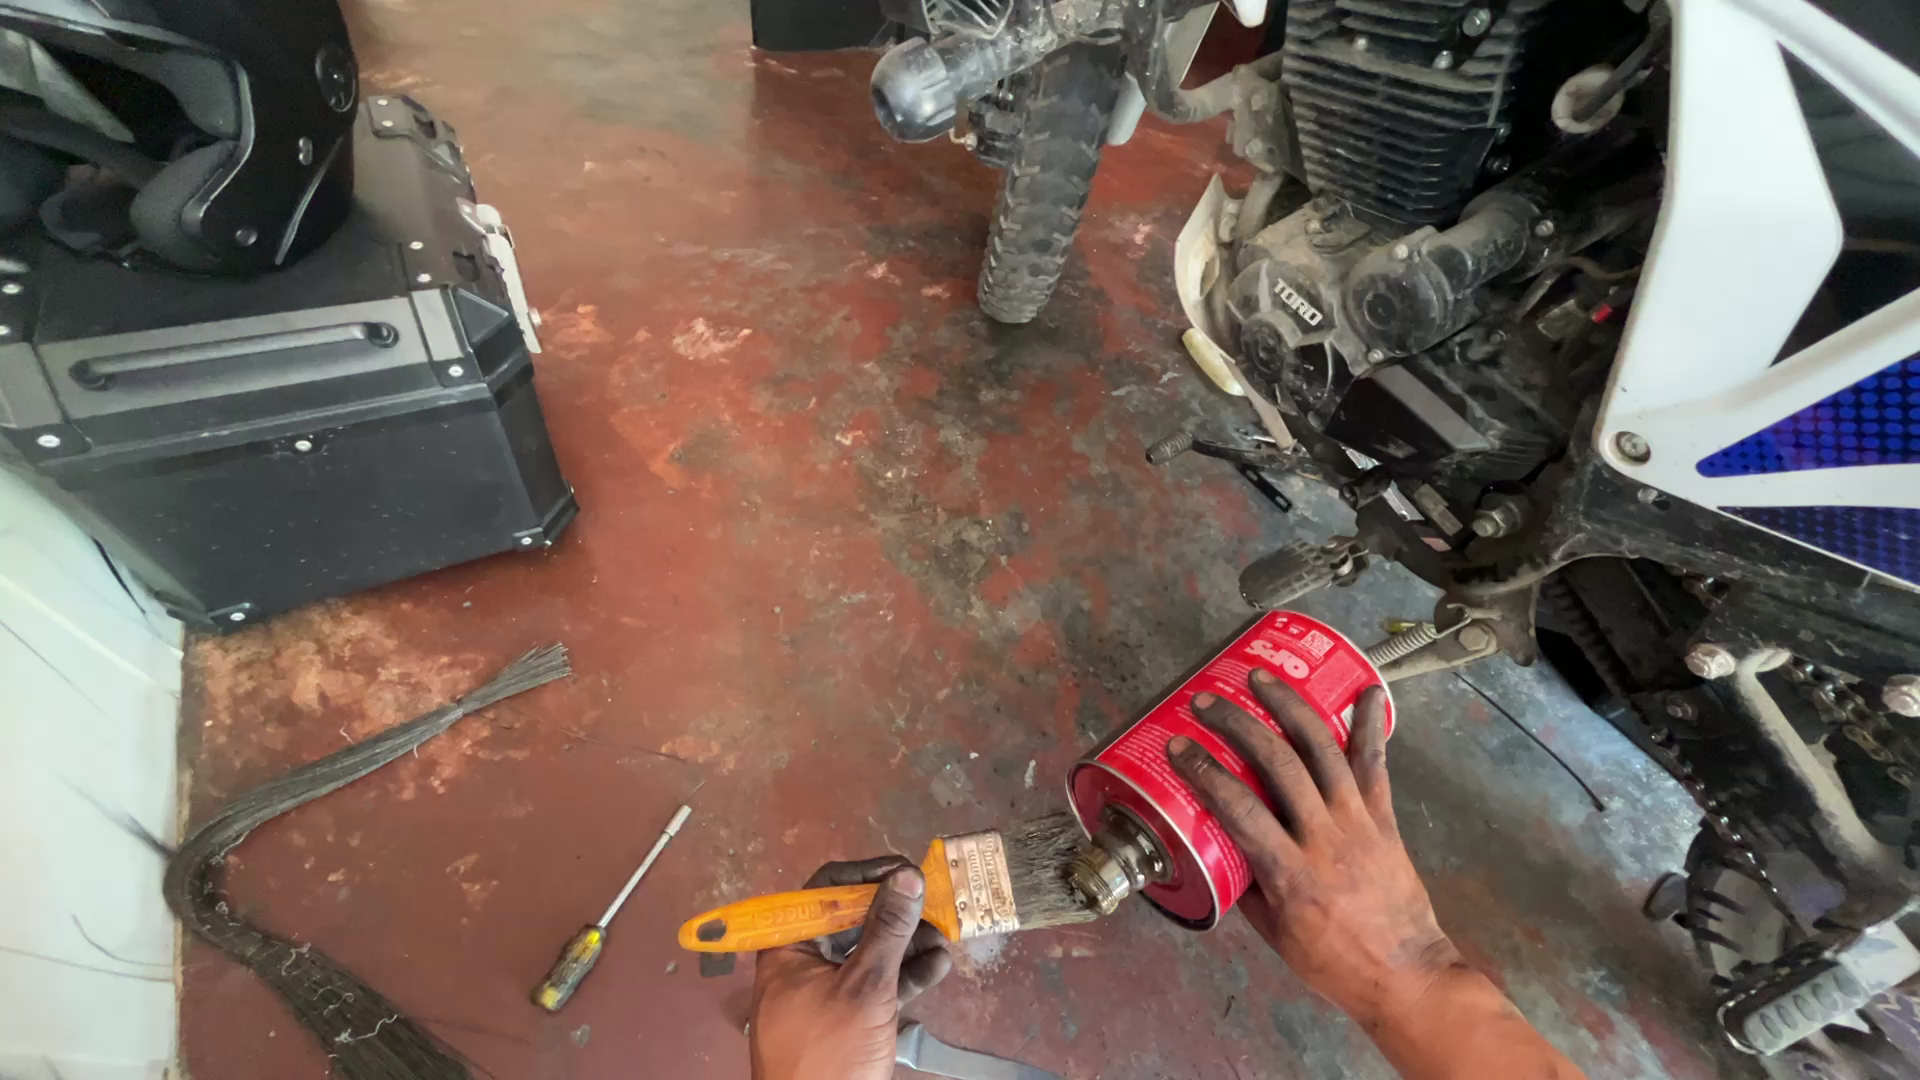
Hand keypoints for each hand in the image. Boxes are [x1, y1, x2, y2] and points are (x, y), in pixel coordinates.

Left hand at [749, 857, 953, 1079]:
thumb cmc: (830, 1053)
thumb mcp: (864, 986)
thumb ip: (888, 928)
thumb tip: (907, 875)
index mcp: (790, 947)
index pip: (826, 889)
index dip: (867, 874)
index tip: (905, 871)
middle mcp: (804, 962)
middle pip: (853, 918)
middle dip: (896, 913)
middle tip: (932, 905)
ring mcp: (825, 993)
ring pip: (869, 951)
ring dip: (908, 943)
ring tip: (944, 938)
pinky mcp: (846, 1020)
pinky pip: (875, 985)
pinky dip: (905, 975)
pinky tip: (938, 967)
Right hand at [1167, 674, 1463, 1024]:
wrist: (1410, 978)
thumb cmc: (1332, 960)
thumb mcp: (1272, 931)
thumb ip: (1244, 880)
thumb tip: (1213, 837)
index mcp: (1290, 871)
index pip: (1239, 808)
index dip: (1204, 771)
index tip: (1177, 745)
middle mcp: (1325, 836)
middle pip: (1279, 764)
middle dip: (1238, 724)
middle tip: (1206, 702)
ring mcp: (1359, 821)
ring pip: (1322, 751)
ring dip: (1288, 707)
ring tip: (1260, 678)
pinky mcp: (1384, 817)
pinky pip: (1375, 764)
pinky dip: (1370, 725)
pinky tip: (1367, 690)